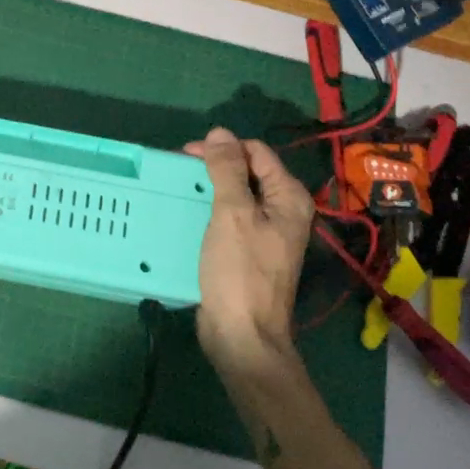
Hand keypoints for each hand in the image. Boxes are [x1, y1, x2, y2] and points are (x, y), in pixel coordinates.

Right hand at [183, 127, 315, 375]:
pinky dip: (210, 213)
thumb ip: (227, 170)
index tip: (186, 155)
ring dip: (210, 190)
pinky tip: (189, 218)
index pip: (257, 152)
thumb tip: (219, 133)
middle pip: (249, 173)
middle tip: (180, 173)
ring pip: (237, 197)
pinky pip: (231, 221)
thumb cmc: (240, 272)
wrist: (242, 335)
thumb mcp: (232, 214)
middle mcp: (284, 213)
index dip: (223, 147)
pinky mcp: (250, 254)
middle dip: (215, 167)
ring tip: (180, 192)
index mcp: (289, 199)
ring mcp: (268, 235)